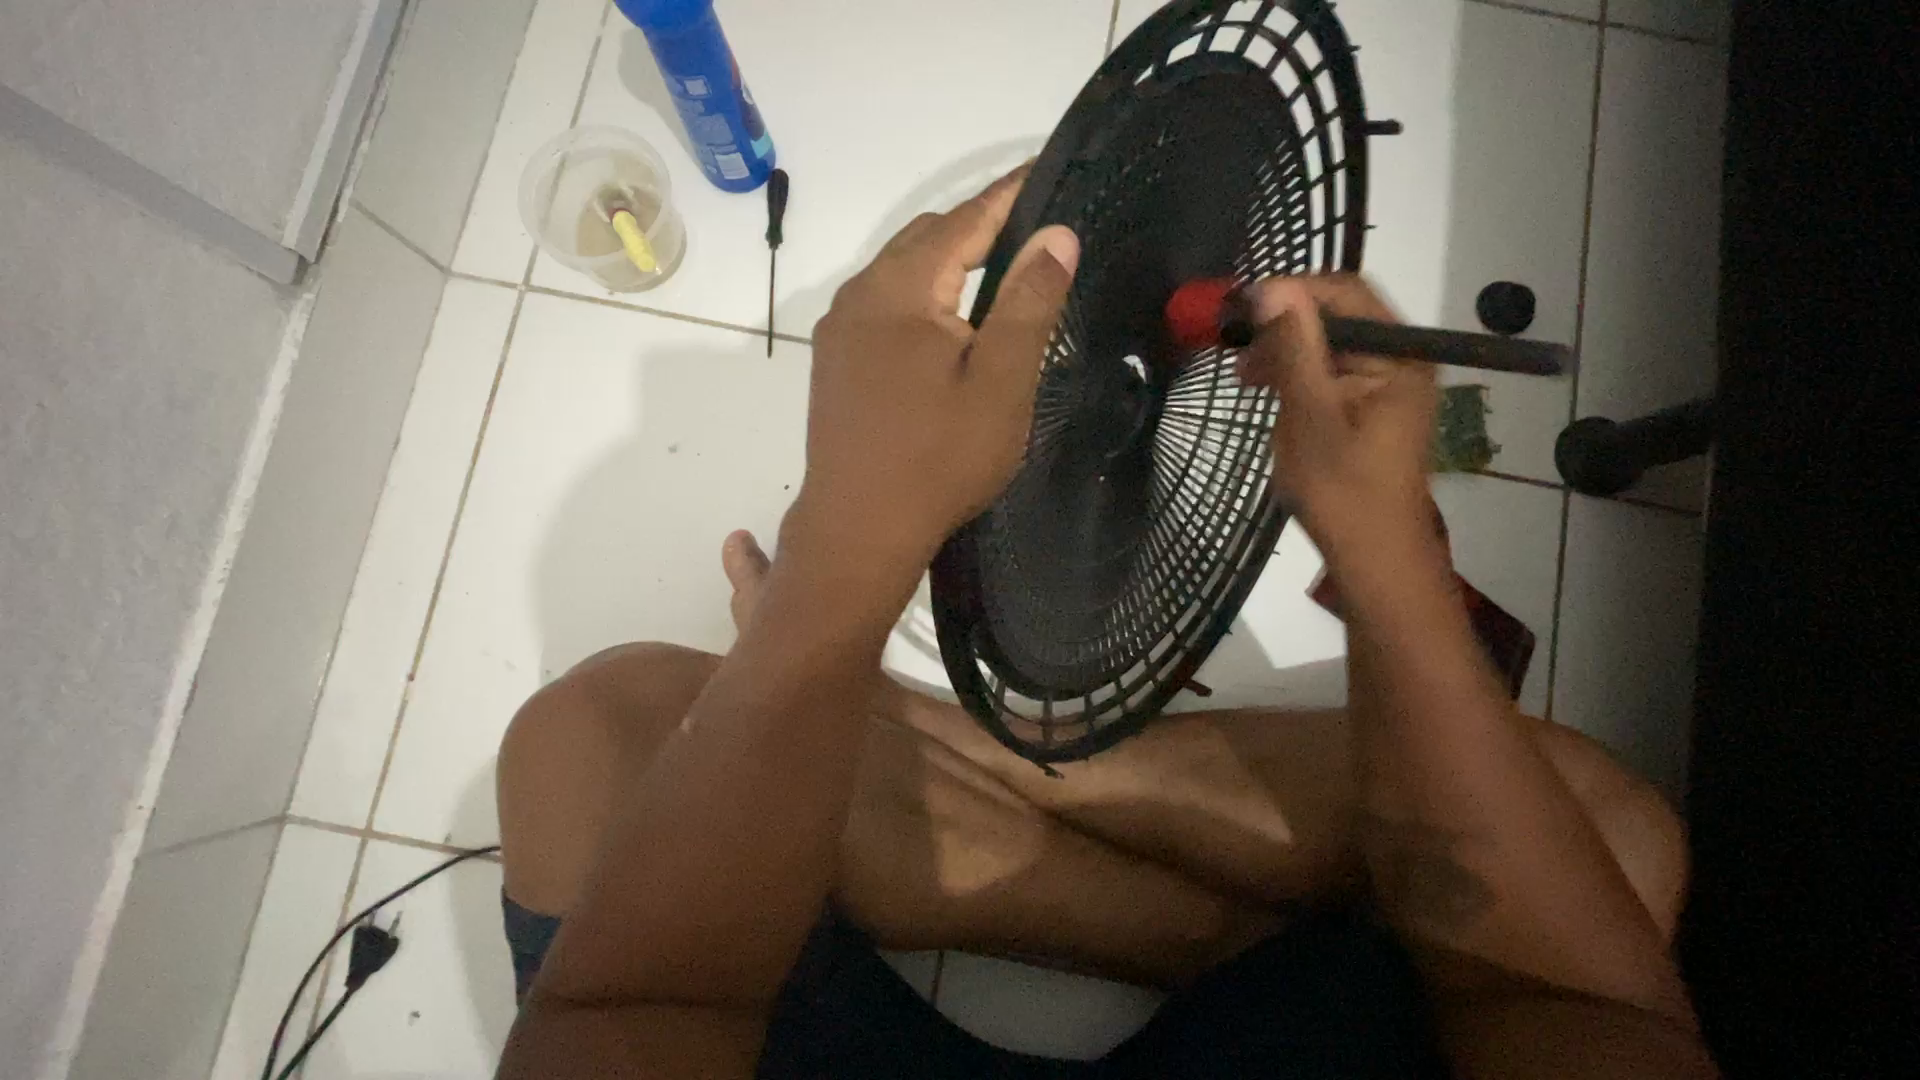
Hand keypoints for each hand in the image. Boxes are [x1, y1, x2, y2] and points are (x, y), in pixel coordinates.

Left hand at [794, 168, 1079, 566]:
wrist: (858, 530)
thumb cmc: (937, 460)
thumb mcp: (999, 383)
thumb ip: (1027, 304)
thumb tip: (1056, 234)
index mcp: (899, 290)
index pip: (963, 221)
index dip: (1007, 195)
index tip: (1044, 171)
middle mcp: (858, 297)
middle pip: (924, 241)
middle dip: (976, 228)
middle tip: (1030, 233)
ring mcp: (838, 334)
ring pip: (899, 276)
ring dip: (945, 266)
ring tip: (996, 275)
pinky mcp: (834, 367)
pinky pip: (882, 310)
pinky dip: (920, 300)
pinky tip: (945, 328)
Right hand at [1238, 275, 1436, 561]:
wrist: (1372, 554)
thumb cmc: (1341, 491)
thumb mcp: (1310, 416)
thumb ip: (1294, 349)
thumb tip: (1270, 288)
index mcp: (1398, 355)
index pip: (1343, 293)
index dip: (1288, 291)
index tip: (1236, 311)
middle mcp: (1401, 358)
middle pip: (1337, 314)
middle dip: (1282, 324)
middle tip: (1234, 348)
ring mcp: (1388, 383)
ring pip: (1329, 343)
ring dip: (1284, 350)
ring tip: (1244, 375)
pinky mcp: (1372, 405)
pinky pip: (1330, 371)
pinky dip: (1296, 373)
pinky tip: (1268, 390)